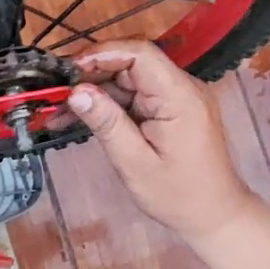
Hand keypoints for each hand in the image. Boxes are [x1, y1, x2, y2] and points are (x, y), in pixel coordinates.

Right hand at [67, 41, 261, 242]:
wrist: (213, 214)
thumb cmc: (178, 195)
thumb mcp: (135, 163)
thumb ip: (107, 124)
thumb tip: (77, 92)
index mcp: (180, 96)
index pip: (140, 54)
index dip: (101, 53)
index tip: (68, 70)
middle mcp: (182, 88)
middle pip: (132, 64)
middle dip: (92, 74)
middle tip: (56, 93)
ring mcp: (178, 97)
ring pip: (129, 80)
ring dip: (96, 92)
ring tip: (60, 111)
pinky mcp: (171, 109)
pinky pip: (136, 96)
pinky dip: (109, 105)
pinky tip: (82, 117)